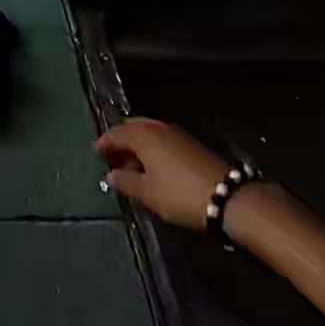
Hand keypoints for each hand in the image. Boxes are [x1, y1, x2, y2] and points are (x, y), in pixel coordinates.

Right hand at [93, 118, 230, 230]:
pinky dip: (151, 150)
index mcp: (143, 135)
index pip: (115, 133)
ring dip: (136, 147)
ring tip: (130, 167)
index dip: (103, 144)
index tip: (96, 153)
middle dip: (120, 141)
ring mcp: (176, 134)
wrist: (228, 197)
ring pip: (148, 134)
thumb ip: (125, 181)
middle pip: (131, 128)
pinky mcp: (190, 144)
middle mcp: (158, 128)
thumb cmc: (180, 194)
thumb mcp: (147, 193)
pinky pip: (161, 140)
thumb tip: (111, 174)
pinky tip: (152, 169)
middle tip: (112, 159)